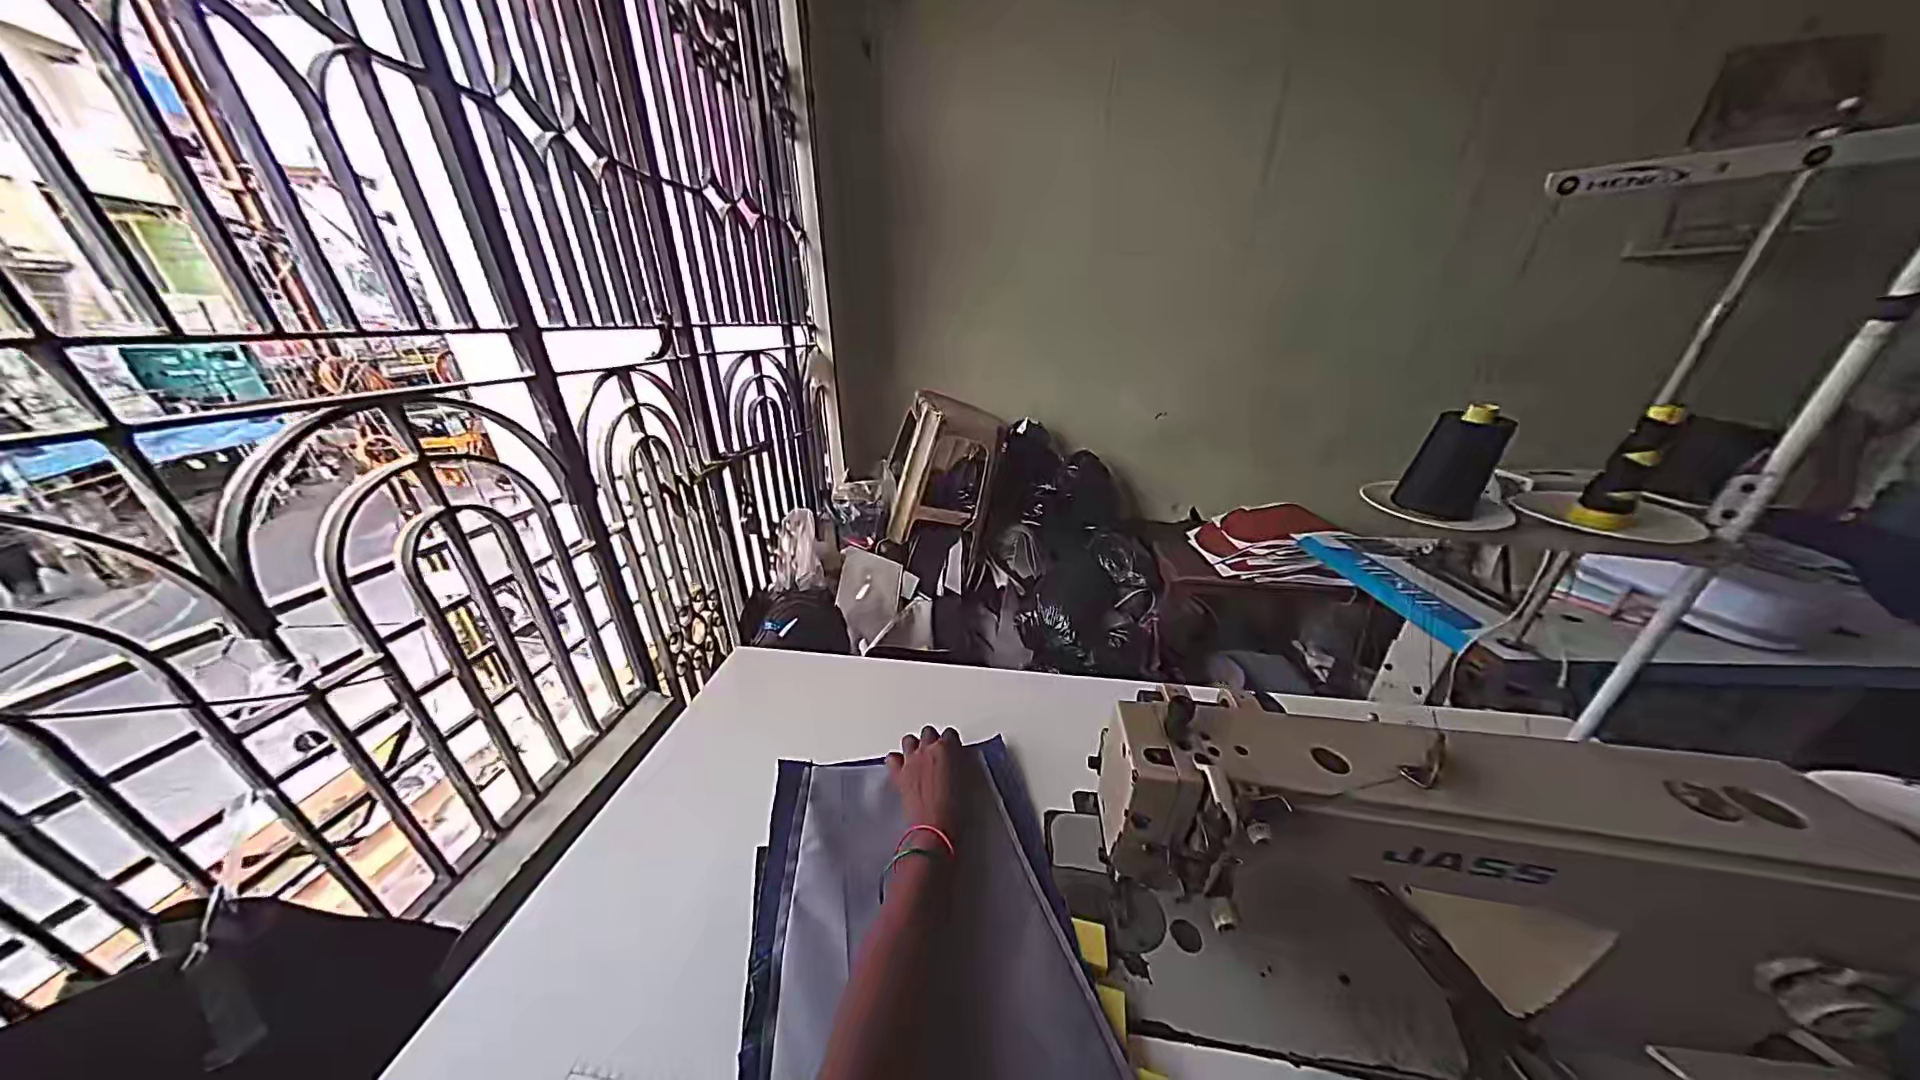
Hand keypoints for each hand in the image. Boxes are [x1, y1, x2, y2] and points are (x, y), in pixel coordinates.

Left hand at [886, 726, 960, 839]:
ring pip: (909, 740)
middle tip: (937, 753)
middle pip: (928, 732)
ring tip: (920, 757)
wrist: (934, 828)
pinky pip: (893, 758)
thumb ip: (959, 765)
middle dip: (932, 740)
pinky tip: (903, 767)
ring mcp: (911, 761)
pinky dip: (897, 761)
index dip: (952, 742)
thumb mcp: (966, 782)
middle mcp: (927, 750)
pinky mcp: (899, 775)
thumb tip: (955, 765)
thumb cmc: (954, 810)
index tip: (953, 748)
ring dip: (915, 746)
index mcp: (947, 749)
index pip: (950, 734)